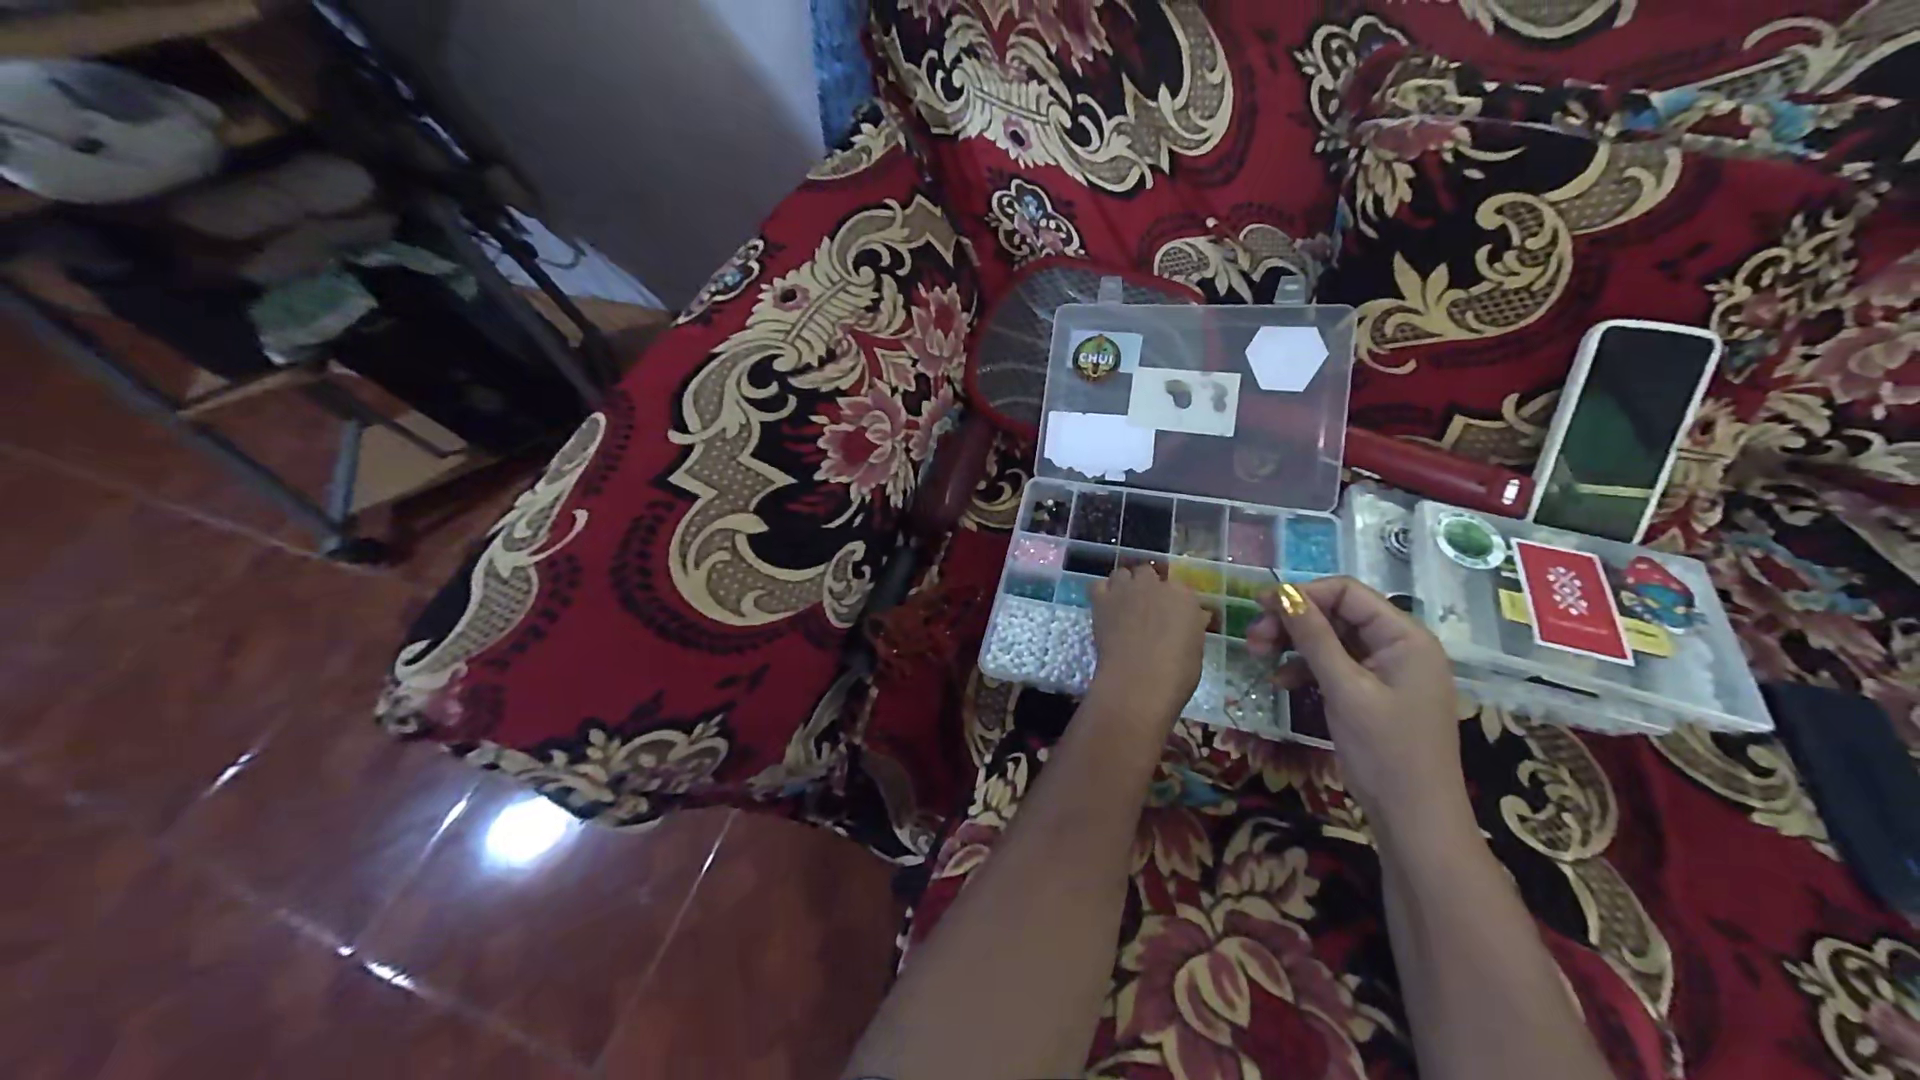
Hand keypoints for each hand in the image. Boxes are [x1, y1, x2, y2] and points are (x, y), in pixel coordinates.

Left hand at [1089, 566, 1208, 731]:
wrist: (1139, 680)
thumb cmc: (1177, 673)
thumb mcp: (1196, 648)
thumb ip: (1193, 626)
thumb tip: (1196, 616)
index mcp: (1183, 596)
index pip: (1177, 587)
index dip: (1171, 599)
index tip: (1168, 612)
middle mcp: (1154, 585)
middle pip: (1147, 573)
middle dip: (1146, 585)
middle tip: (1144, 607)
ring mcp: (1125, 589)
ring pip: (1122, 573)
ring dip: (1123, 585)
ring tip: (1122, 604)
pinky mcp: (1102, 599)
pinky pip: (1098, 585)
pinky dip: (1101, 592)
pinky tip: (1105, 607)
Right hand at [1246, 577, 1467, 829]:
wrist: (1415, 818)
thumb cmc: (1385, 750)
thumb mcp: (1344, 689)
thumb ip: (1314, 638)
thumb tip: (1281, 594)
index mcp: (1405, 637)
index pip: (1348, 593)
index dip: (1302, 594)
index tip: (1259, 605)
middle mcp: (1399, 646)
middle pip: (1337, 615)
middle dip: (1293, 621)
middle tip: (1252, 638)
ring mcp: (1387, 671)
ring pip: (1332, 640)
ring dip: (1293, 644)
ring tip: (1258, 656)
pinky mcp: (1374, 693)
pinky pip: (1335, 666)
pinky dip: (1306, 669)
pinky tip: (1281, 683)